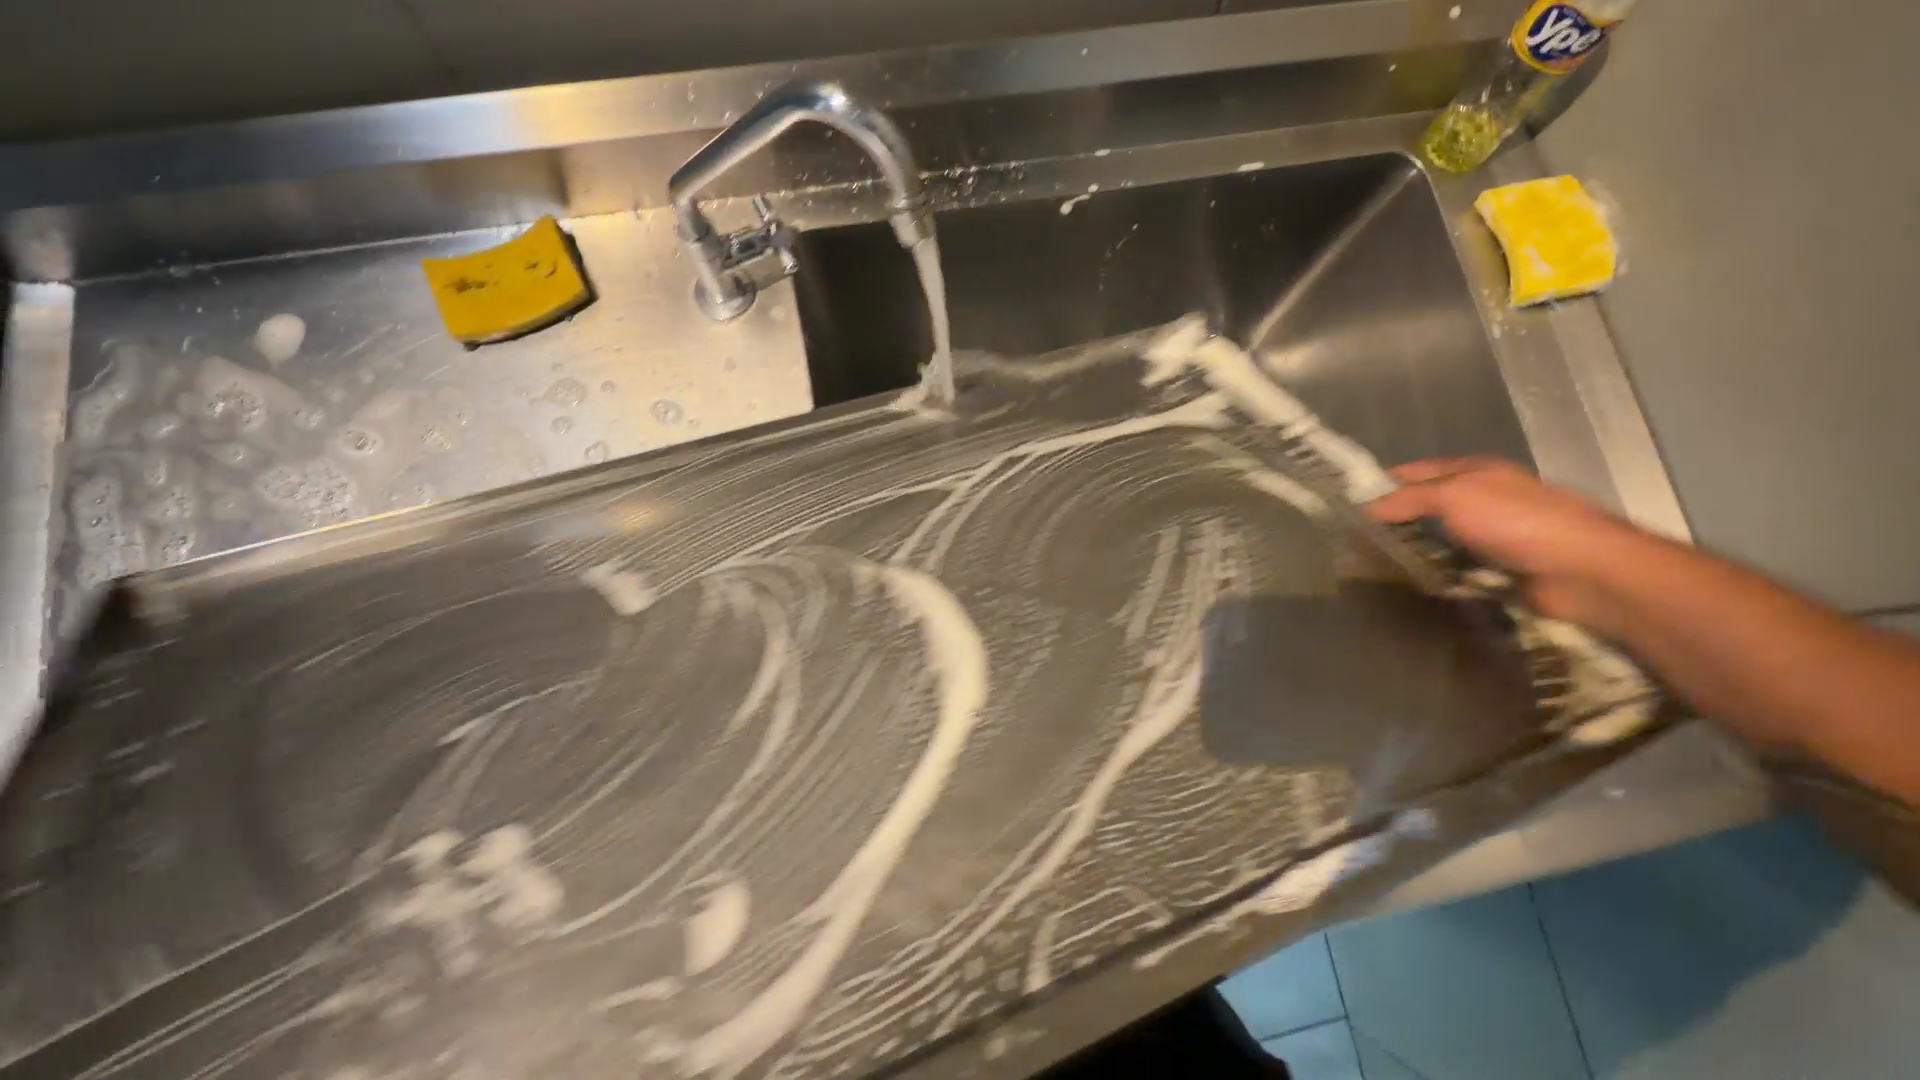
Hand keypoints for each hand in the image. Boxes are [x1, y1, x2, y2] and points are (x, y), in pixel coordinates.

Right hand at [1364, 458, 1647, 627]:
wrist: (1580, 568)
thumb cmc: (1516, 520)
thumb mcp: (1454, 496)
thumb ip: (1407, 499)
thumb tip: (1365, 507)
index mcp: (1471, 472)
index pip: (1413, 472)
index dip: (1379, 484)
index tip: (1344, 504)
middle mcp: (1479, 500)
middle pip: (1423, 508)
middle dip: (1391, 522)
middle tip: (1350, 541)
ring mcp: (1488, 537)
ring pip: (1436, 542)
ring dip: (1411, 552)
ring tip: (1369, 567)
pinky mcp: (1496, 570)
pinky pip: (1453, 571)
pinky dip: (1434, 576)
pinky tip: (1409, 586)